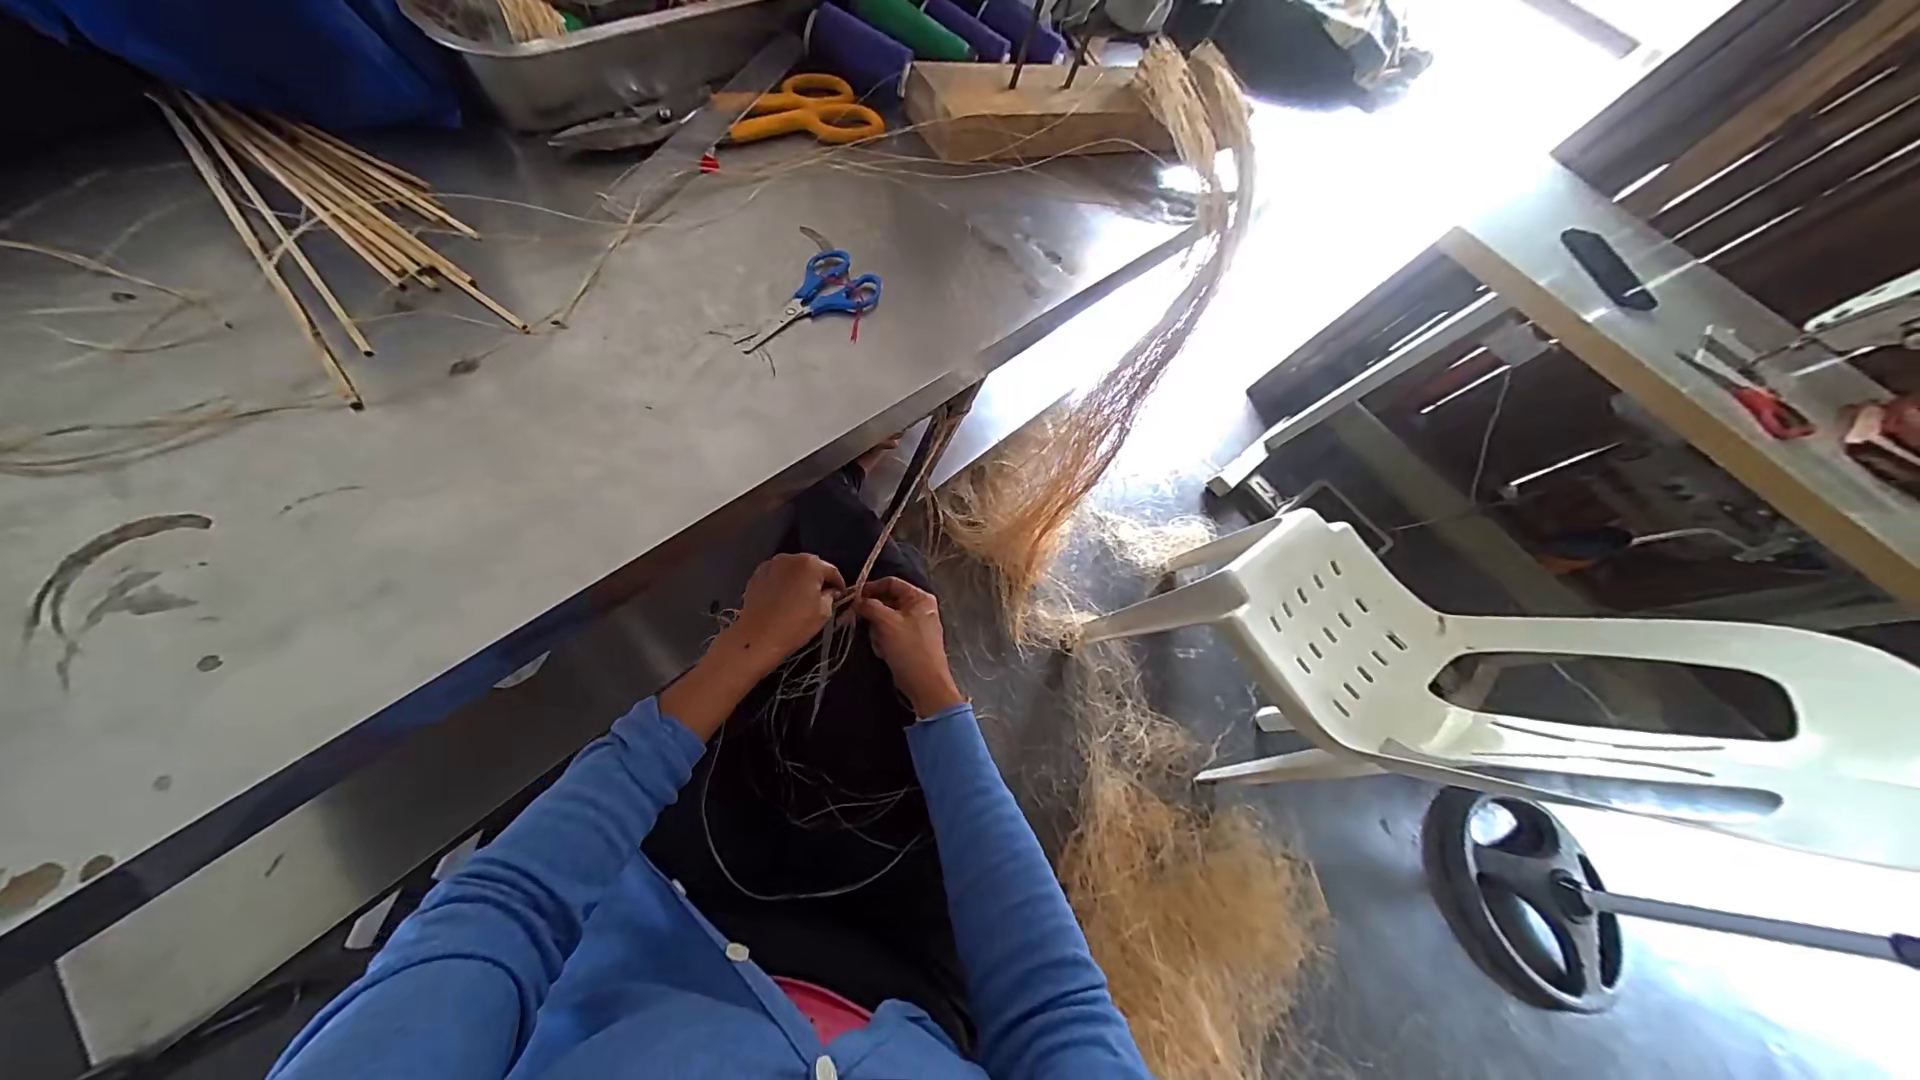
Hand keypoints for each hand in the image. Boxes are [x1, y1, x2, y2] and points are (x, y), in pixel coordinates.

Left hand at [664, 554, 843, 738]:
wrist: (757, 637)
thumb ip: (831, 595)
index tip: (840, 596)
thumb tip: (830, 591)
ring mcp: (771, 564)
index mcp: (811, 564)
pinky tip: (783, 599)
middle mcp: (791, 558)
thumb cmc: (795, 624)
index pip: (832, 571)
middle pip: (812, 566)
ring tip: (800, 599)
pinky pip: (778, 575)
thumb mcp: (824, 612)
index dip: (839, 585)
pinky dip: (783, 583)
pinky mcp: (757, 574)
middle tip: (821, 598)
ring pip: (793, 569)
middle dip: (818, 579)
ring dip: (799, 580)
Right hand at [857, 577, 964, 717]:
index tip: (853, 598)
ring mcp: (915, 626)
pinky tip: (885, 653)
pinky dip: (884, 642)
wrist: (925, 685)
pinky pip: (890, 635)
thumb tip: (856, 599)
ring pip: (885, 620)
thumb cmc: (908, 649)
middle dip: (875, 616)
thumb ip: (869, 606)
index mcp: (919, 598)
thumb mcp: (886, 623)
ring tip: (882, 644)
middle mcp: (919, 608)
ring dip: (878, 632)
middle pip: (887, 602)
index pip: (891, 583)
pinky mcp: (910, 642)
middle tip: (866, 626)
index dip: (871, 588)